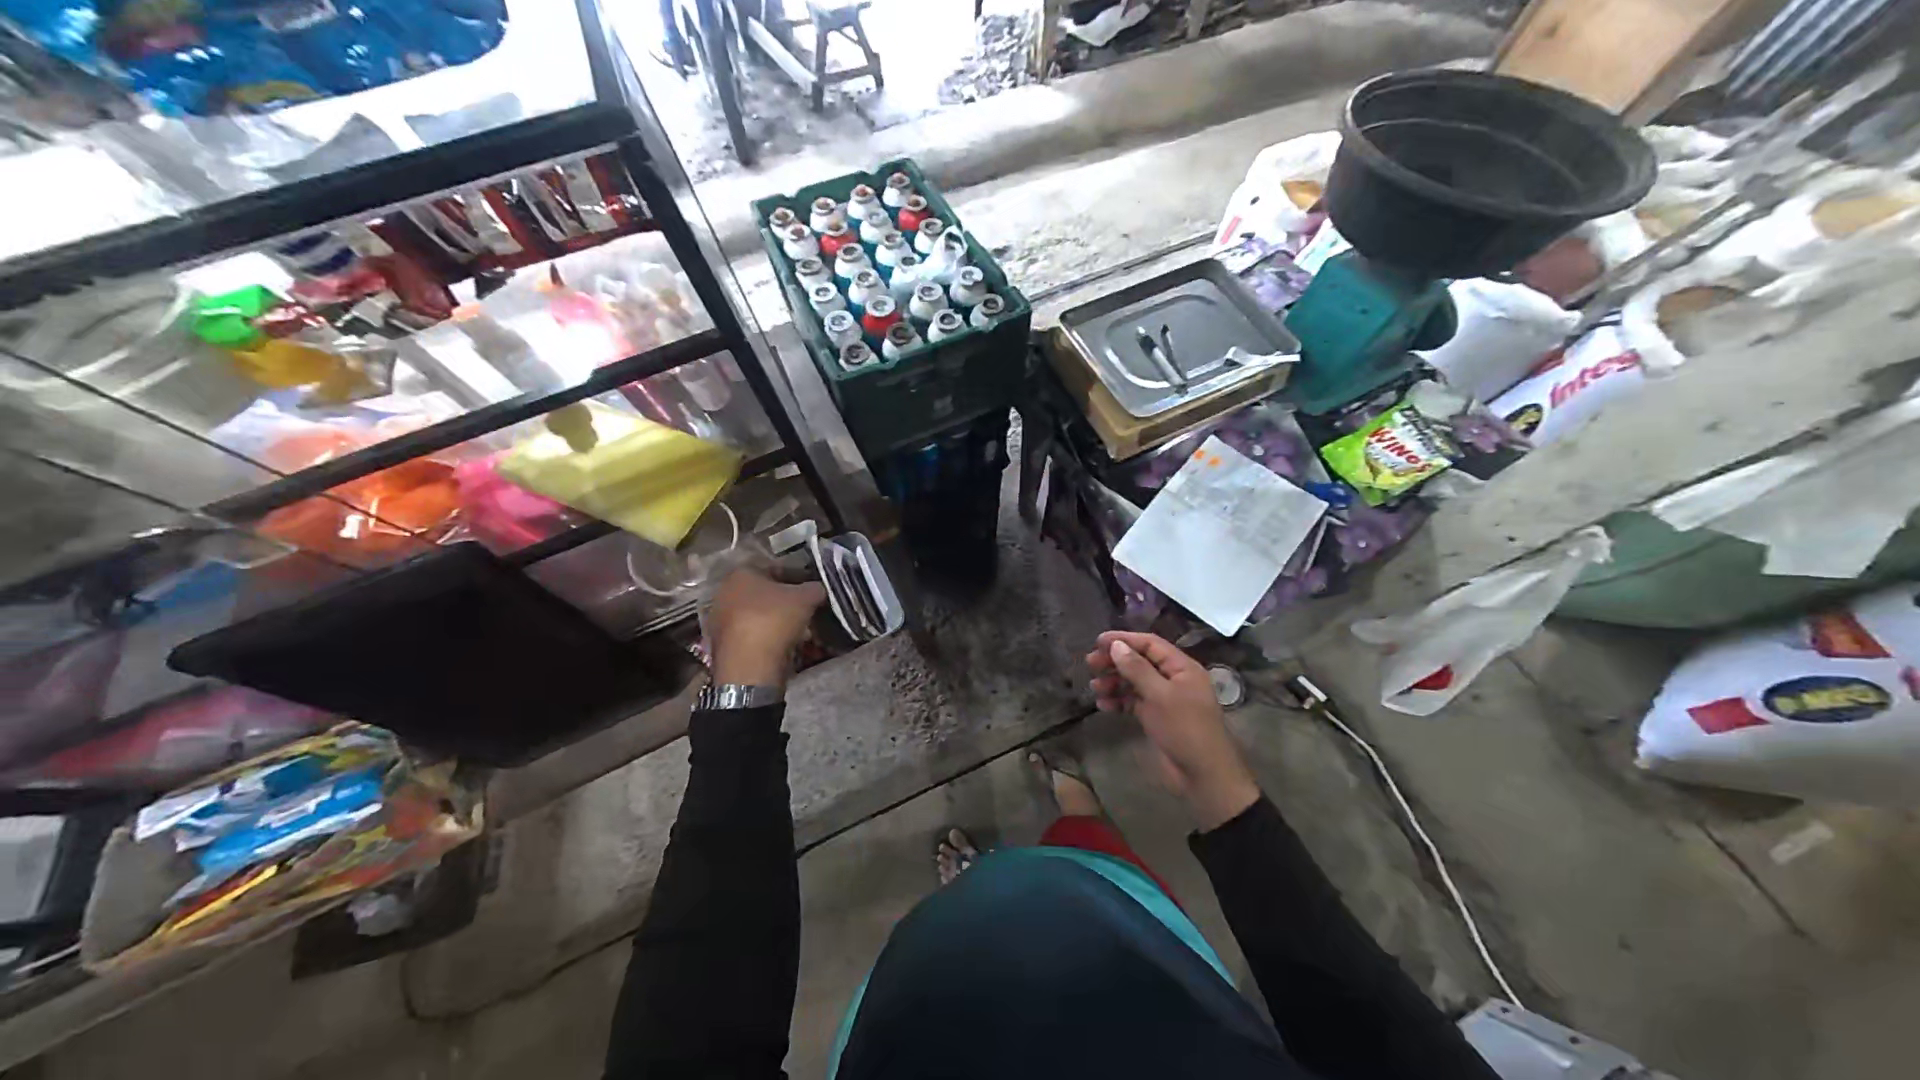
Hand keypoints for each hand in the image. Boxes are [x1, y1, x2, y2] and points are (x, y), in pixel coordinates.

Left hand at [704, 566, 825, 687]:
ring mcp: (720, 619)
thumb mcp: (806, 598)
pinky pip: (751, 634)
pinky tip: (784, 645)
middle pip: (764, 593)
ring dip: (778, 620)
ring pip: (757, 614)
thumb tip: (817, 589)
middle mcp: (724, 592)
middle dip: (786, 600)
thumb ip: (814, 588)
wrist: (749, 665)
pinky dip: (767, 636)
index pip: (775, 568)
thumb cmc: (774, 620)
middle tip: (806, 609)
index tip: (813, 588)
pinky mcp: (721, 643)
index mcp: (741, 573)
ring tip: (800, 630)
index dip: (798, 576)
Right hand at [1087, 631, 1260, 830]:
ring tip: (1095, 688)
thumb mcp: (1159, 696)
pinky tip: (1103, 706)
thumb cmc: (1185, 729)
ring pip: (1135, 682)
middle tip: (1090, 664)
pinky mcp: (1157, 718)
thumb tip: (1117, 645)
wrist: (1203, 775)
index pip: (1150, 644)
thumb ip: (1137, 668)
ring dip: (1114, 682)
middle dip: (1115, 662)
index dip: (1124, 639)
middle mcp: (1174, 679)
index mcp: (1182, 667)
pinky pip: (1134, 702)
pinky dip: (1119, 702)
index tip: (1097, 642)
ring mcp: (1165, 699)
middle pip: (1140, 662)